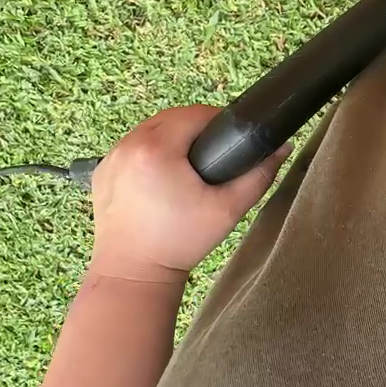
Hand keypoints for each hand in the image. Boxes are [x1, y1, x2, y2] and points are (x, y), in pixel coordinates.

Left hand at [87, 105, 289, 284]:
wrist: (134, 273)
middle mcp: (129, 146)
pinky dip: (151, 150)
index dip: (219, 121)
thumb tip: (283, 146)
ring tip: (192, 162)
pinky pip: (133, 146)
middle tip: (216, 153)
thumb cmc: (181, 241)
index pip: (195, 113)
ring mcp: (111, 158)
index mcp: (157, 149)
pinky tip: (165, 172)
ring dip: (173, 136)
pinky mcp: (102, 171)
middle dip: (196, 127)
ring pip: (151, 129)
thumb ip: (260, 174)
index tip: (230, 141)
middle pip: (172, 117)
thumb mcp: (229, 209)